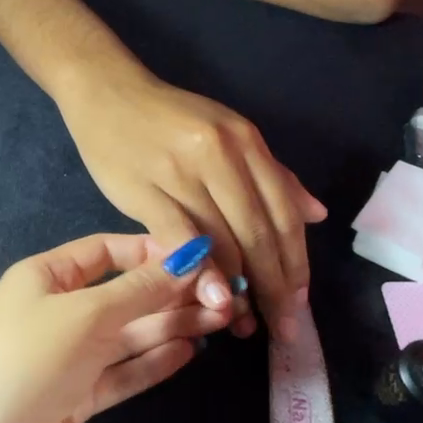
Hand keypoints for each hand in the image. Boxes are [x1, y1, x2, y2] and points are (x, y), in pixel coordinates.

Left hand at [0, 234, 224, 422]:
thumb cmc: (32, 358)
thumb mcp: (87, 312)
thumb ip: (141, 288)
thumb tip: (188, 260)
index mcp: (45, 277)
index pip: (105, 251)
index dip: (151, 252)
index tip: (198, 258)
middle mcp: (56, 312)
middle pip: (123, 294)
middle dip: (170, 293)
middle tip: (224, 296)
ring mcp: (67, 357)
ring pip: (127, 335)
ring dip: (171, 325)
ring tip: (219, 321)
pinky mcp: (76, 397)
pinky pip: (122, 371)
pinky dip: (153, 361)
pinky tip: (190, 351)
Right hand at [55, 67, 325, 338]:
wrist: (106, 93)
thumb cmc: (170, 119)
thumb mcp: (229, 135)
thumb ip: (273, 176)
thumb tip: (316, 214)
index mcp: (247, 142)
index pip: (283, 213)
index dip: (296, 263)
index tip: (301, 303)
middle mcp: (221, 154)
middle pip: (258, 233)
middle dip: (274, 288)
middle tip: (282, 329)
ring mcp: (182, 171)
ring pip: (221, 241)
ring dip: (238, 289)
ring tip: (243, 324)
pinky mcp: (144, 188)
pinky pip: (180, 236)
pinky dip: (199, 270)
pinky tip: (211, 298)